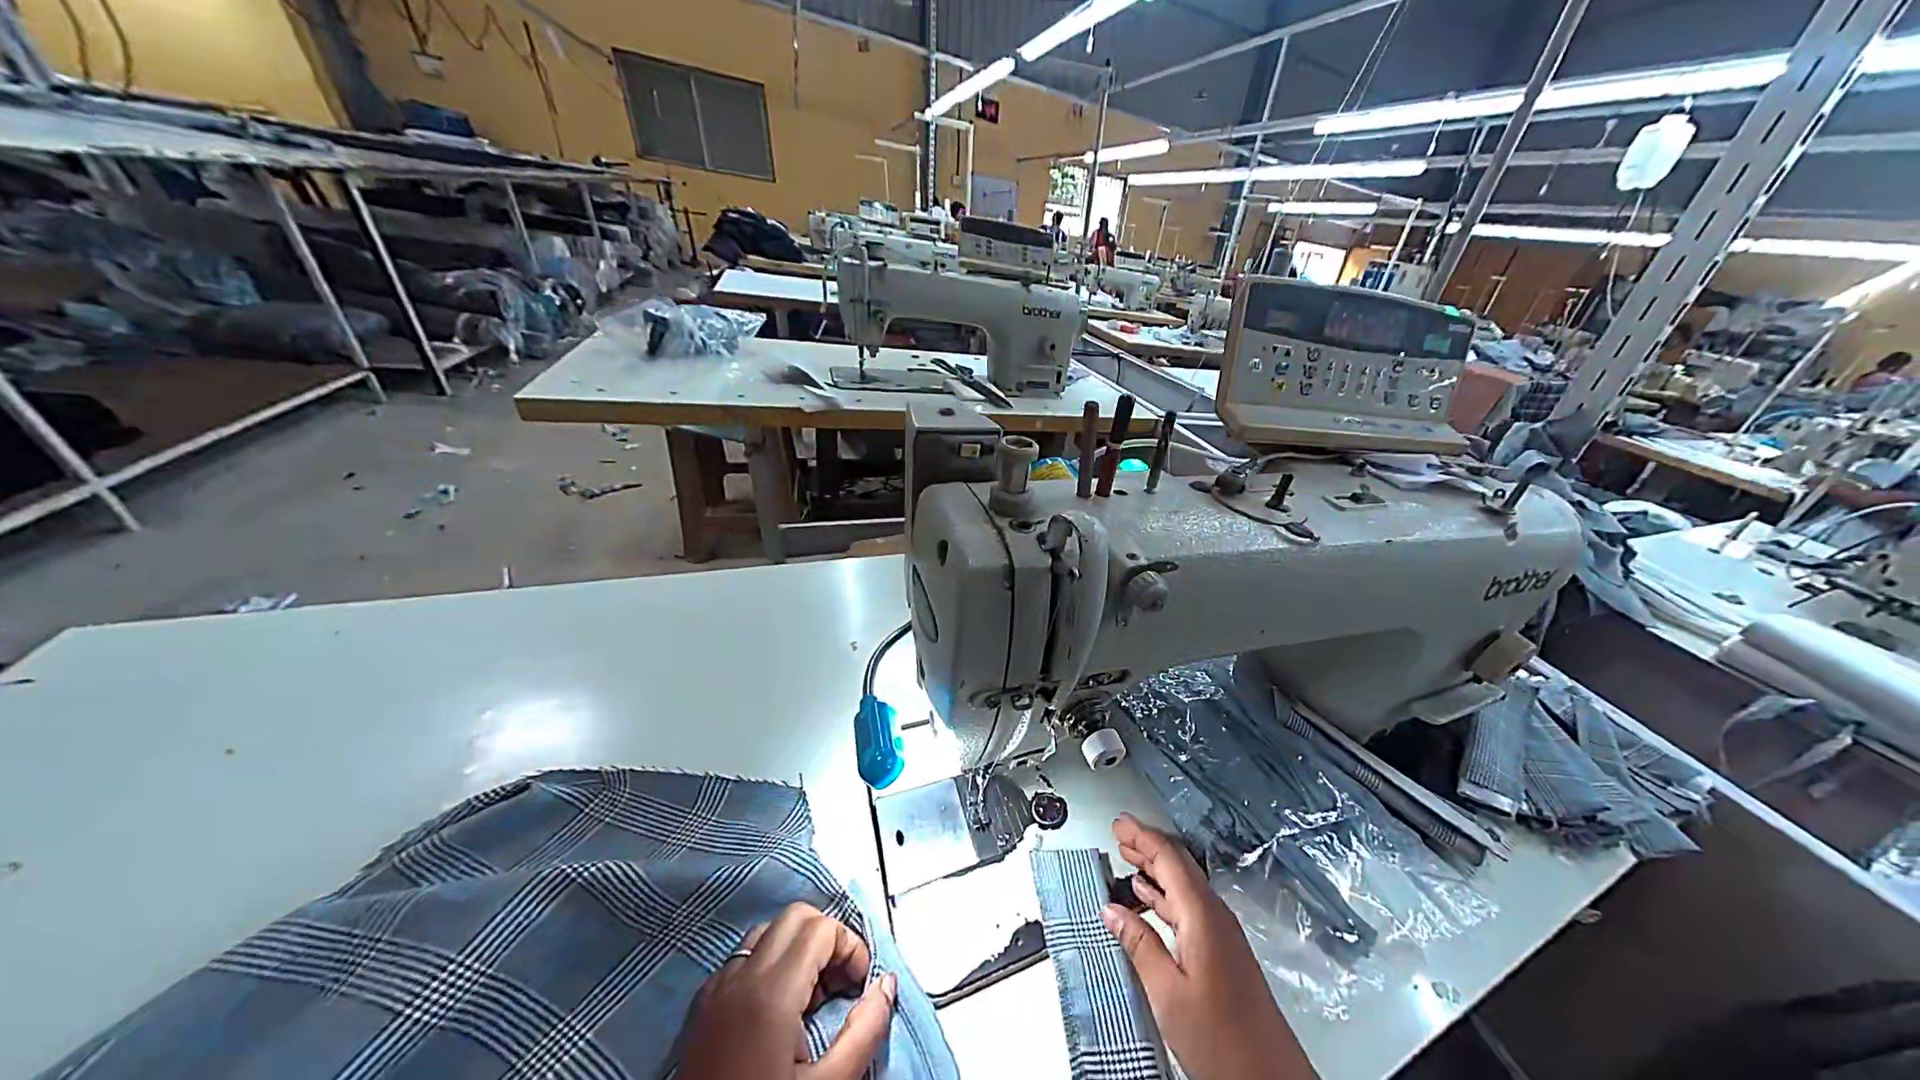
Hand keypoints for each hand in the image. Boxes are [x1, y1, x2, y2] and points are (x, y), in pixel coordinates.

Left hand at [680, 902, 897, 1079]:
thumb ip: (864, 1030)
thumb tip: (886, 984)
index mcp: (771, 992)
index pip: (821, 928)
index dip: (851, 947)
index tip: (861, 984)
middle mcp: (739, 977)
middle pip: (794, 916)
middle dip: (828, 939)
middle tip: (843, 984)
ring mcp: (715, 988)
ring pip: (767, 932)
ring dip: (798, 949)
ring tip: (814, 998)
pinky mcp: (701, 1006)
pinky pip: (743, 958)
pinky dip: (770, 964)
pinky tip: (781, 1011)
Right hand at [1101, 814, 1318, 1079]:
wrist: (1269, 1078)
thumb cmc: (1224, 1041)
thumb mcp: (1167, 992)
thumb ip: (1139, 945)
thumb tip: (1113, 911)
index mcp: (1202, 917)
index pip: (1169, 859)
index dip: (1141, 836)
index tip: (1119, 823)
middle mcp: (1215, 917)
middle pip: (1178, 866)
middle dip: (1147, 845)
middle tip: (1119, 833)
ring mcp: (1221, 934)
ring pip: (1183, 885)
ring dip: (1154, 868)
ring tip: (1128, 858)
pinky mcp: (1222, 951)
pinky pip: (1189, 907)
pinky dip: (1164, 894)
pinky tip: (1148, 900)